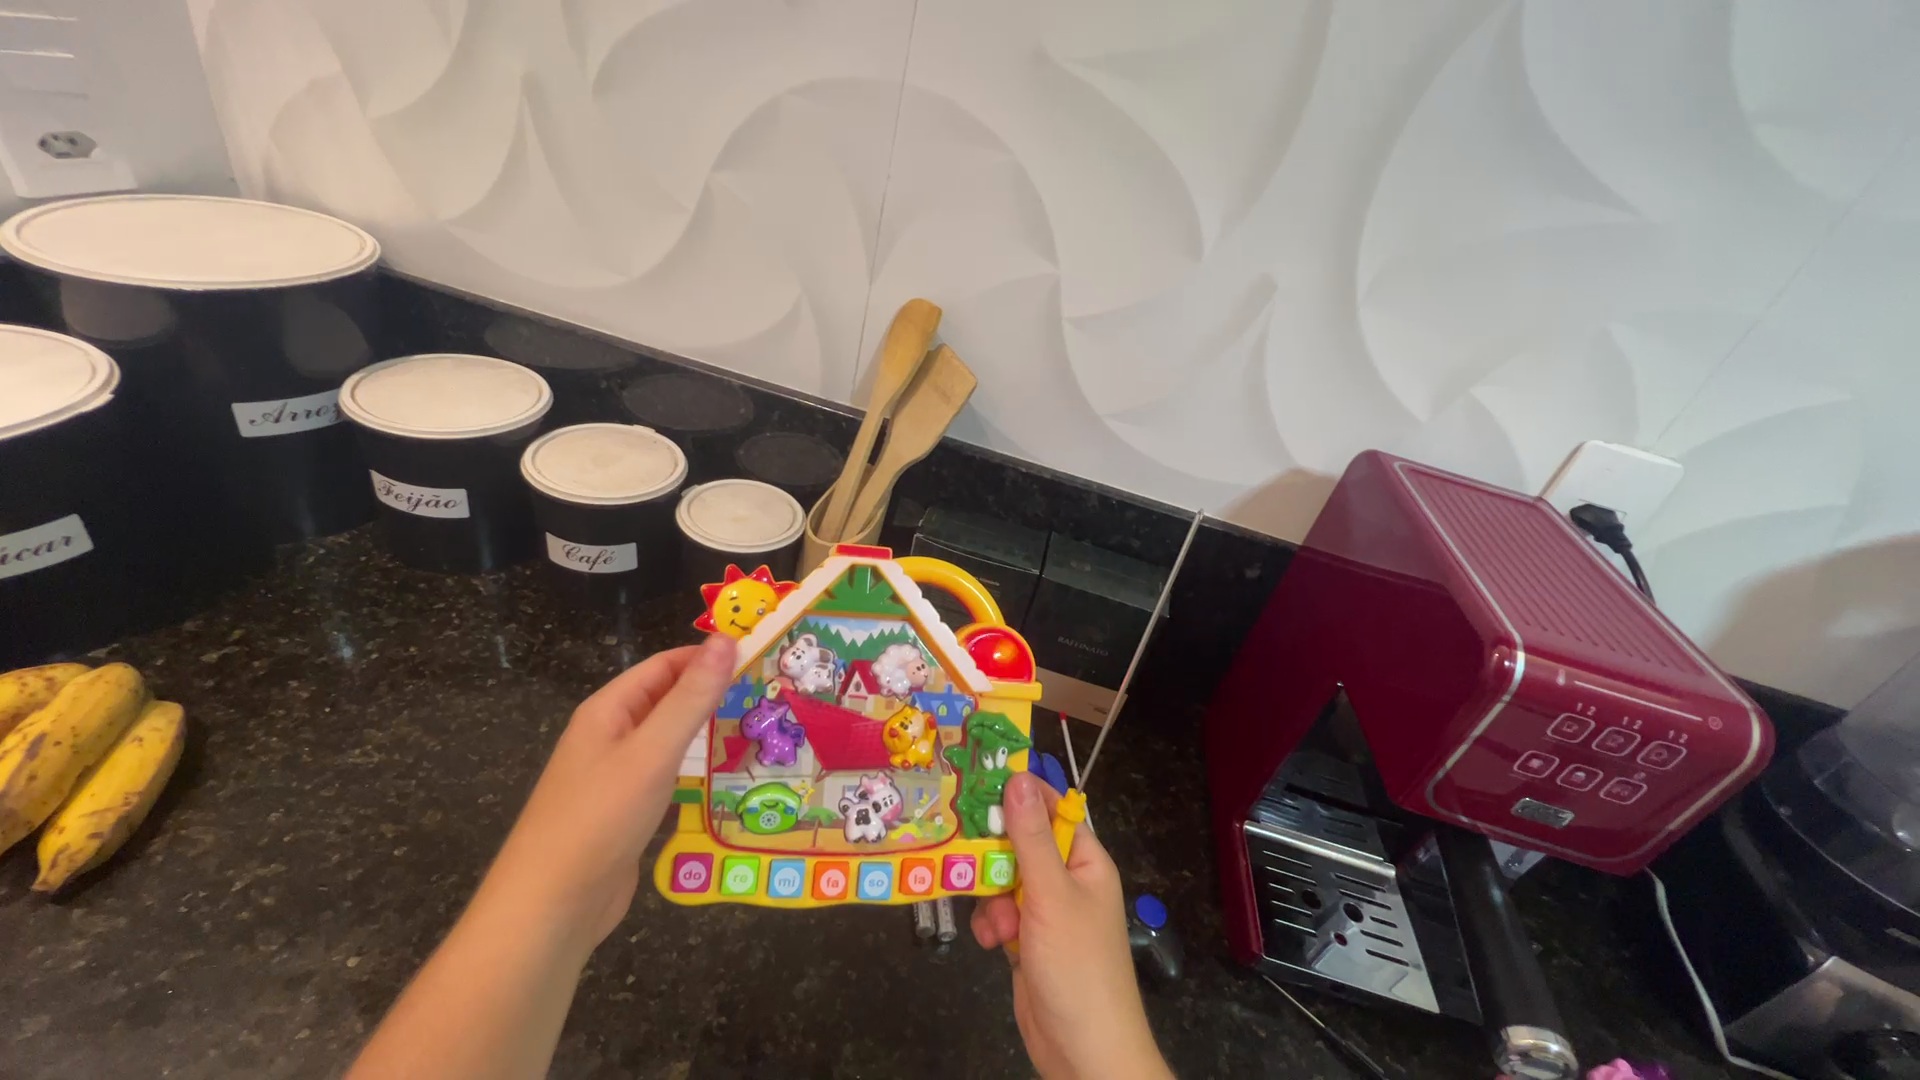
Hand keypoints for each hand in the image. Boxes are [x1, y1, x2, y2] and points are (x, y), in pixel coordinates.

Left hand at [478, 633, 734, 960]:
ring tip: (758, 731)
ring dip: (708, 731)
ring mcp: (616, 775)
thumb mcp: (652, 751)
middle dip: (714, 693)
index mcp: (609, 710)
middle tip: (768, 695)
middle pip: (667, 699)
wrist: (551, 907)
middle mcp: (610, 735)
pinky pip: (667, 775)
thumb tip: (727, 640)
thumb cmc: (600, 818)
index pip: (665, 665)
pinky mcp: (626, 810)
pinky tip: (725, 778)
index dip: (709, 656)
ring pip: (669, 739)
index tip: (761, 657)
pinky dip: (696, 769)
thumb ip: (691, 697)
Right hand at [971, 773, 1172, 1079]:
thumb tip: (1017, 778)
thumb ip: (1030, 837)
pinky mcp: (1027, 940)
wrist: (1084, 1052)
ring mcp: (1046, 912)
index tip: (980, 779)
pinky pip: (1000, 914)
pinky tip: (991, 943)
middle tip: (961, 843)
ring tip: (996, 921)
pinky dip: (991, 924)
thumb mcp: (1051, 894)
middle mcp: (1067, 880)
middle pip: (1022, 844)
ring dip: (991, 897)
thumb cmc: (1077, 964)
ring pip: (1004, 879)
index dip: (1021, 794)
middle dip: (995, 852)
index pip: (1053, 810)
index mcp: (1085, 860)